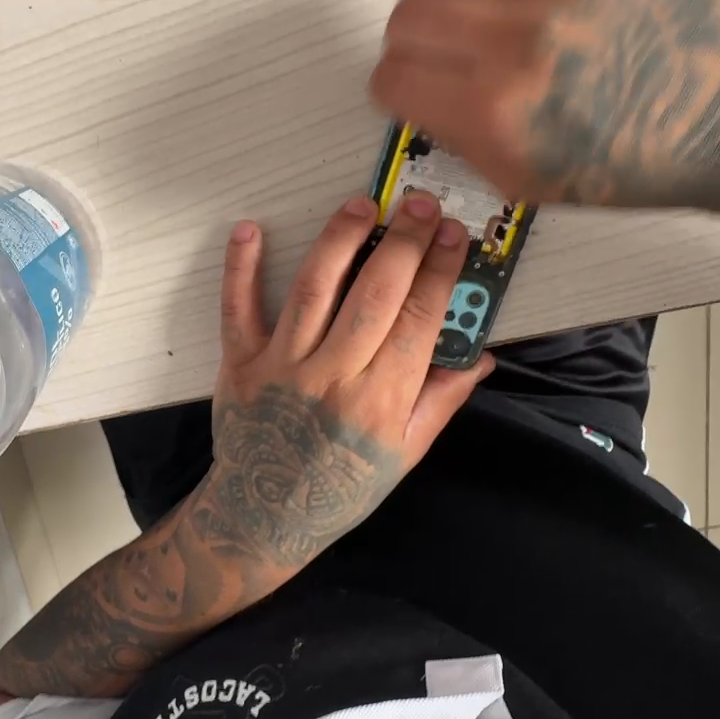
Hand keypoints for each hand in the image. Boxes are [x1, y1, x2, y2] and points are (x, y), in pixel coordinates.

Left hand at [205, 191, 493, 564]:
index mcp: (381, 400)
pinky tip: (249, 229)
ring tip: (362, 204)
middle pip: (374, 296)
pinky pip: (237, 309)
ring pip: (314, 290)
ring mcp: (281, 365)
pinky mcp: (240, 362)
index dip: (440, 272)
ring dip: (340, 241)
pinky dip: (241, 269)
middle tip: (421, 204)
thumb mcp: (404, 454)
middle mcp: (332, 376)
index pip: (418, 321)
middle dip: (403, 243)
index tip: (455, 234)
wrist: (264, 515)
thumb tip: (481, 354)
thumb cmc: (342, 487)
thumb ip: (441, 401)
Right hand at [370, 0, 719, 217]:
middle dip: (408, 45)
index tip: (405, 92)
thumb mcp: (530, 183)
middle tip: (433, 60)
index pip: (393, 76)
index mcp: (499, 113)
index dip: (391, 89)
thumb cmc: (650, 158)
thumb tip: (421, 98)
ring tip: (472, 22)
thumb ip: (461, 137)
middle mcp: (521, 41)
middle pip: (408, 16)